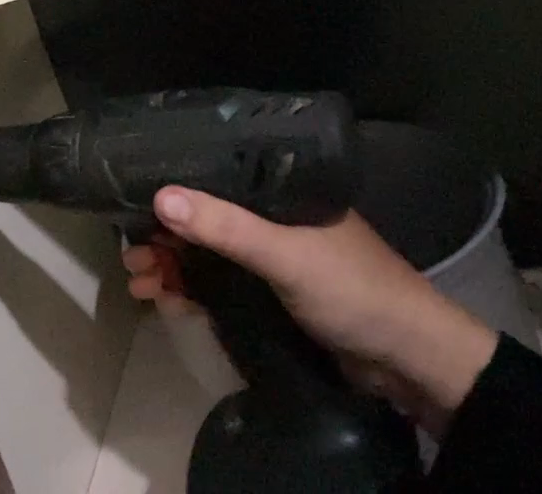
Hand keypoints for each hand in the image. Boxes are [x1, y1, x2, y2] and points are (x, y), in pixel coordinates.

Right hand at [123, 187, 498, 437]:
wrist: (410, 362)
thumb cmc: (353, 291)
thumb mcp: (286, 256)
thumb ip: (226, 228)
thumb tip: (161, 196)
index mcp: (281, 192)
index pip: (214, 179)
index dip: (172, 192)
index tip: (133, 209)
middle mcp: (272, 218)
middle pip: (203, 219)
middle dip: (163, 238)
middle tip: (131, 259)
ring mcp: (270, 257)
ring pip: (207, 254)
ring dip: (171, 267)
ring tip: (140, 286)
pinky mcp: (270, 294)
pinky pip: (219, 284)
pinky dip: (191, 291)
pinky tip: (168, 302)